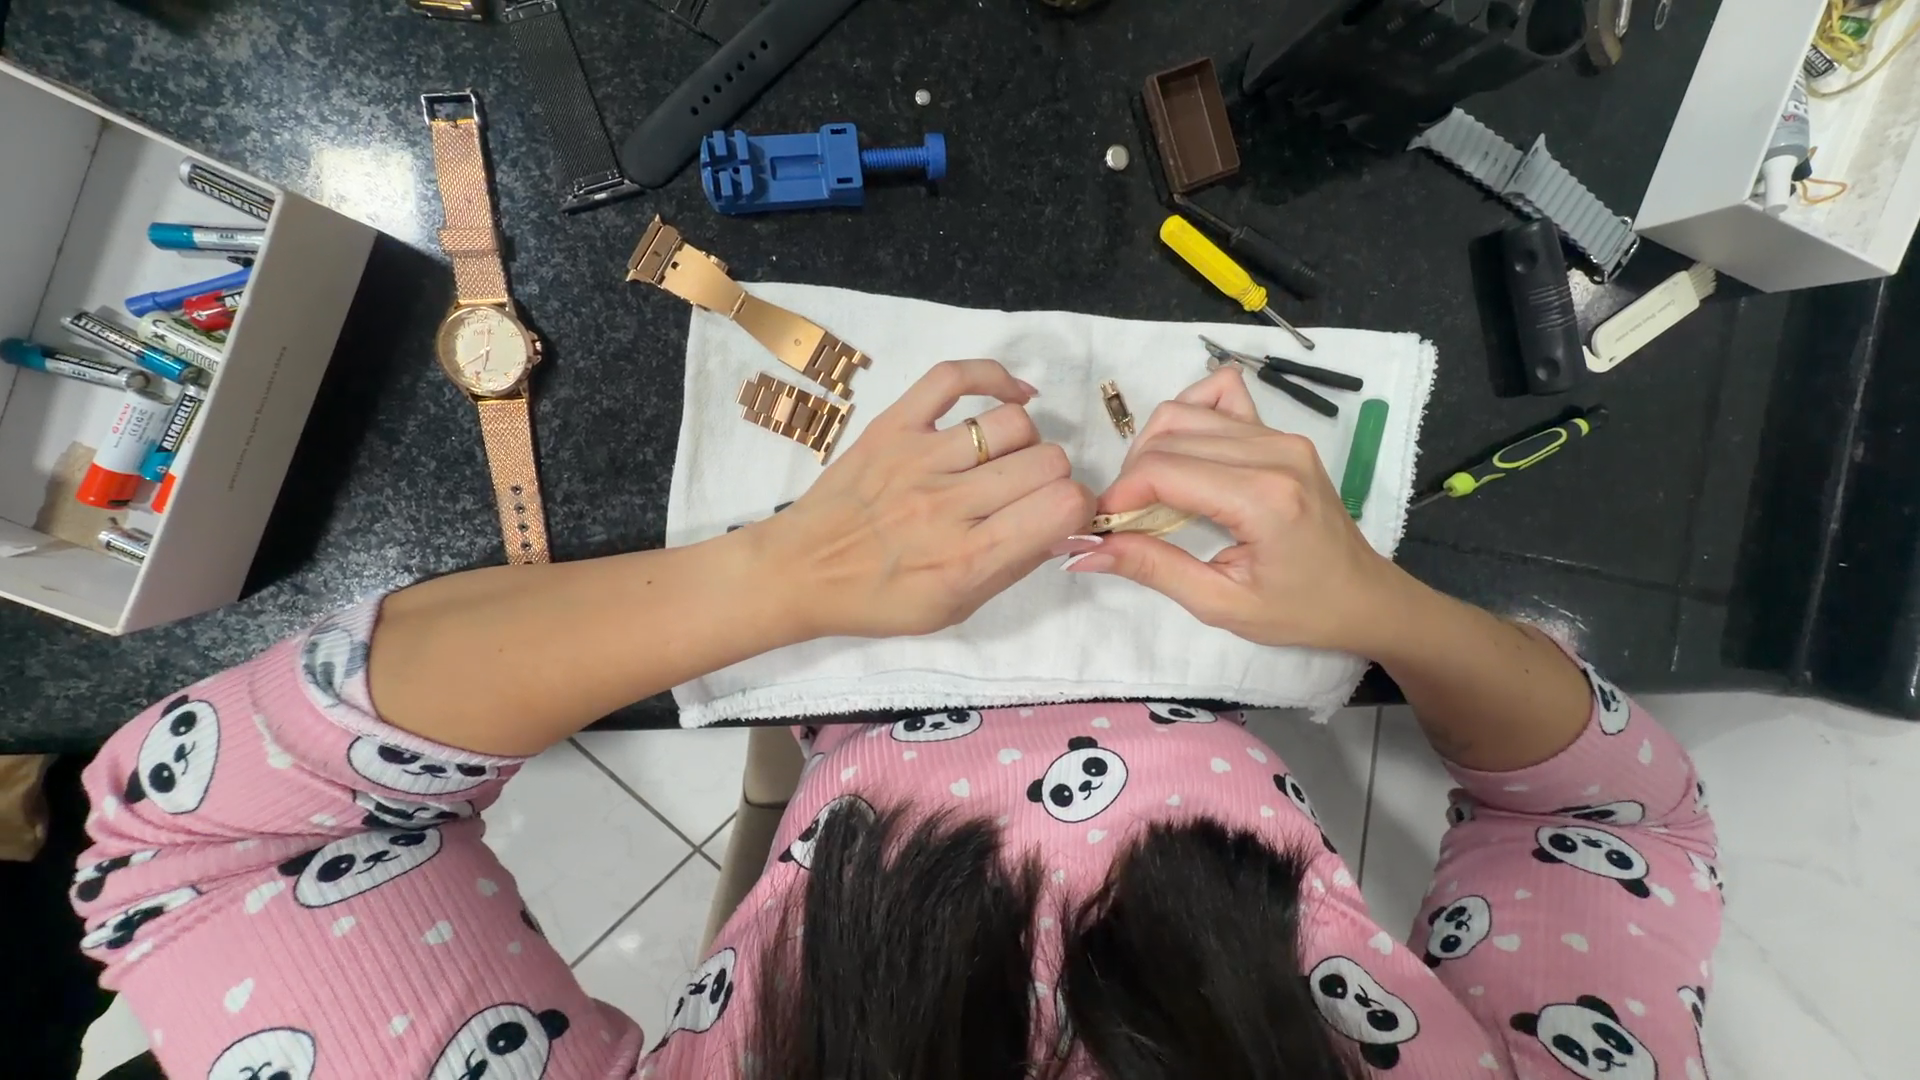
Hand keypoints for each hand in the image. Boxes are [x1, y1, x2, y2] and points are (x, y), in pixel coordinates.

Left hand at [751, 359, 1094, 638]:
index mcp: (968, 559)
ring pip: (1013, 424)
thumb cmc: (879, 601)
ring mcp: (918, 458)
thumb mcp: (954, 609)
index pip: (1062, 507)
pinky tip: (1012, 398)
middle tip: (1030, 494)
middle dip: (1055, 479)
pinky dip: (994, 377)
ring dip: (1024, 444)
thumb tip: (1064, 525)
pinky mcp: (892, 425)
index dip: (1077, 507)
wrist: (799, 572)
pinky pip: (953, 377)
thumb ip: (1013, 567)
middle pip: (1048, 461)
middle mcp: (948, 505)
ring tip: (1005, 462)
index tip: (1061, 514)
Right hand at [1067, 366, 1405, 652]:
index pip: (1162, 471)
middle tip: (1127, 520)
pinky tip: (1185, 454)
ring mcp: (1280, 435)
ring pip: (1184, 411)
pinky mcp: (1280, 432)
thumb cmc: (1299, 610)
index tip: (1102, 526)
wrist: (1364, 596)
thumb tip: (1086, 550)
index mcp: (1263, 498)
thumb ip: (1152, 569)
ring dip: (1151, 449)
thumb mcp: (1221, 604)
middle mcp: (1273, 451)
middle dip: (1130, 476)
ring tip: (1152, 493)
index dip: (1119, 495)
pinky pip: (1219, 396)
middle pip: (1167, 437)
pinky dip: (1189, 415)